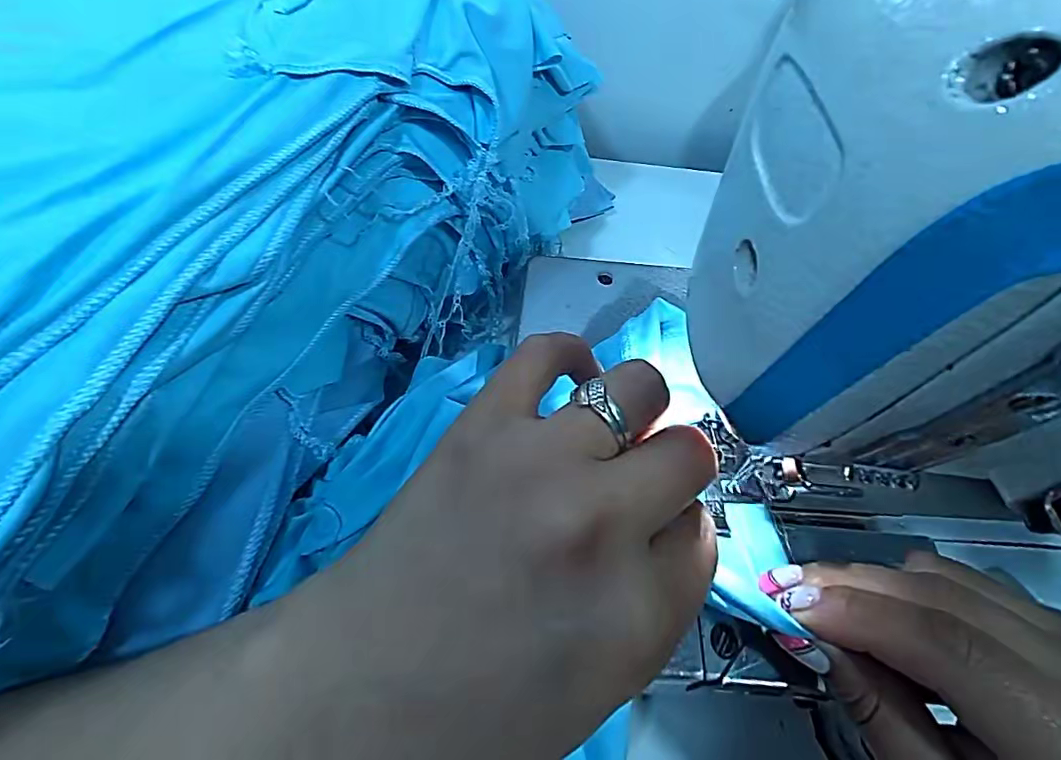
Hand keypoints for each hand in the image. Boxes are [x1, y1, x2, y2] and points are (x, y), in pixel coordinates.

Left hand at [286, 333, 718, 758]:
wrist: (356, 691)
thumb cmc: (487, 707)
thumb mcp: (608, 678)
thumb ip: (661, 593)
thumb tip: (676, 512)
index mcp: (638, 612)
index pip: (703, 531)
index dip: (678, 530)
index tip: (651, 536)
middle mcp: (600, 525)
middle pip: (687, 453)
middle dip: (672, 470)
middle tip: (632, 485)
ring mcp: (541, 462)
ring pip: (639, 389)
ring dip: (639, 412)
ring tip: (609, 434)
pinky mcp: (484, 424)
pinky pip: (546, 353)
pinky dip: (571, 356)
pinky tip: (576, 377)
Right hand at [766, 551, 1060, 759]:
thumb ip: (889, 725)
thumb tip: (821, 644)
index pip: (948, 641)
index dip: (861, 613)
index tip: (791, 601)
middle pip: (950, 595)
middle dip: (858, 584)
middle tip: (789, 584)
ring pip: (960, 579)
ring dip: (883, 582)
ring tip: (827, 597)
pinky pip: (979, 588)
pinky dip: (920, 590)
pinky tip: (884, 609)